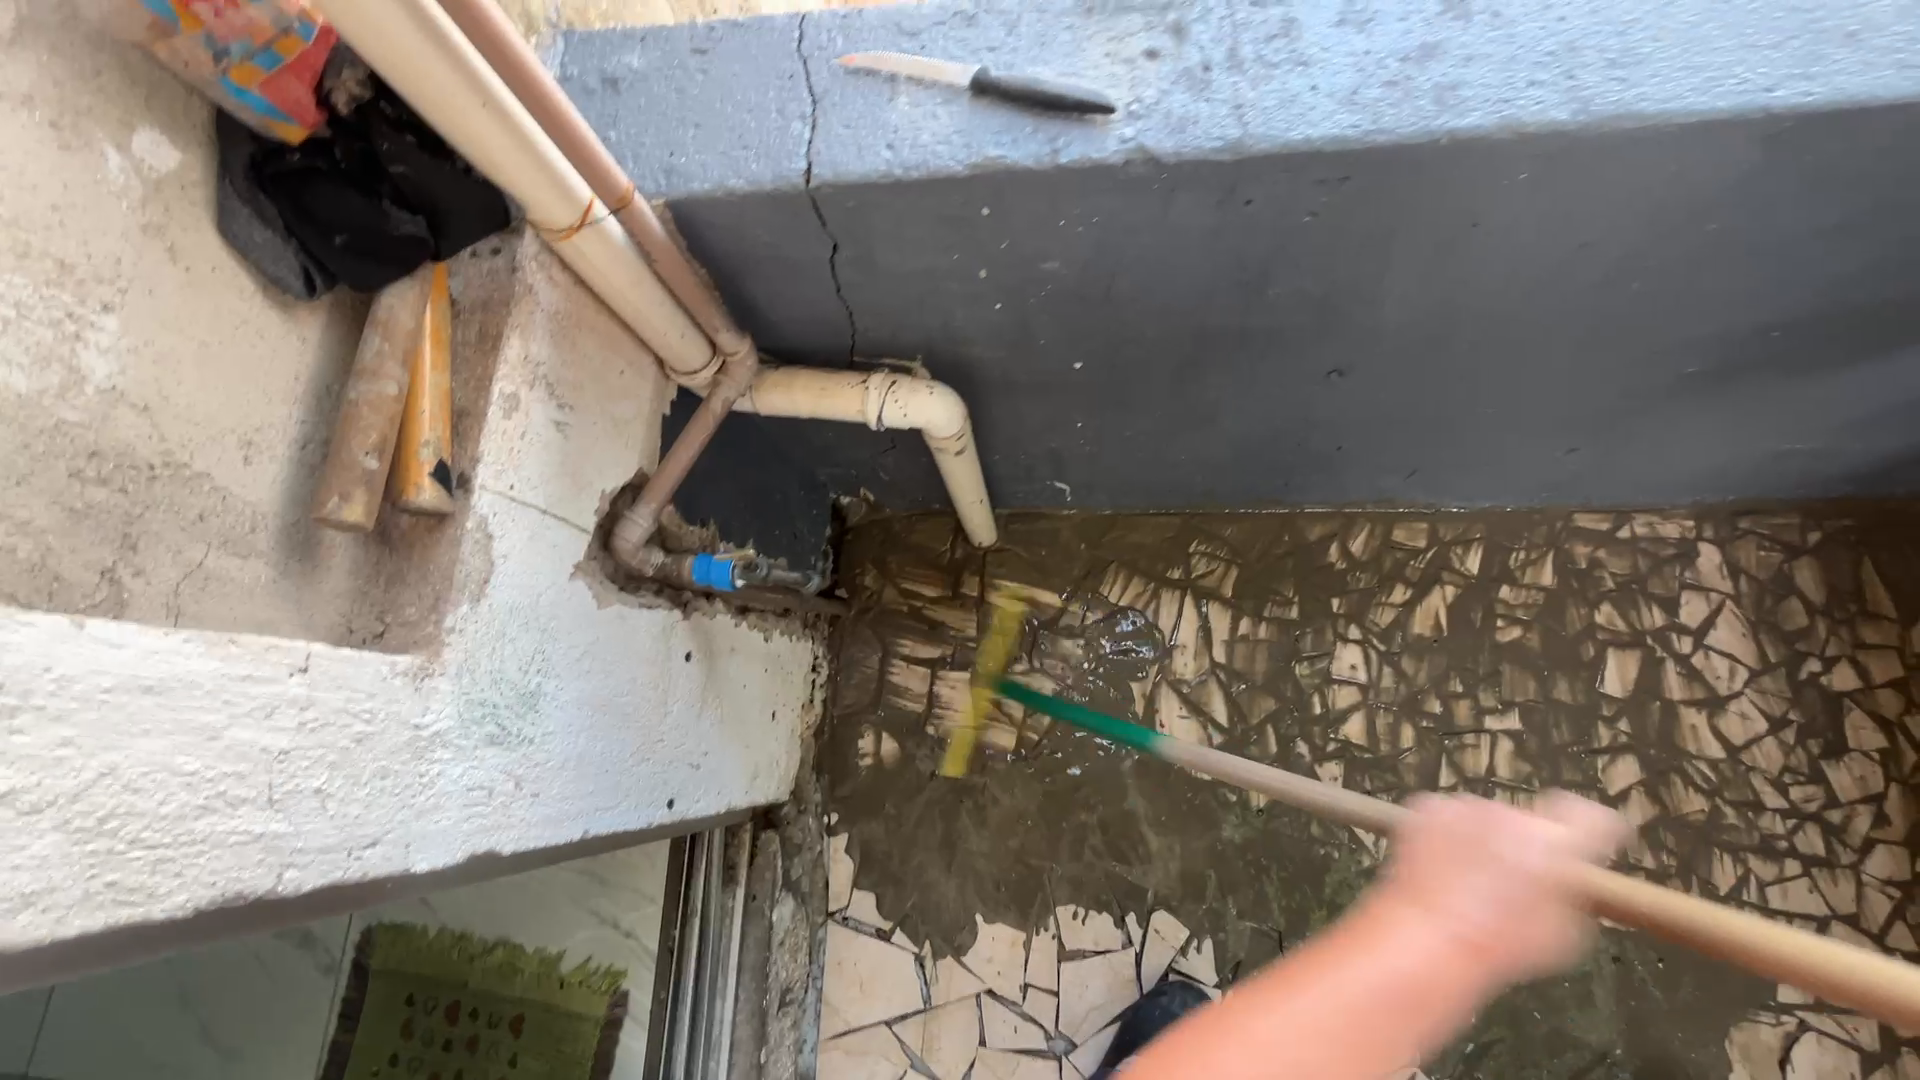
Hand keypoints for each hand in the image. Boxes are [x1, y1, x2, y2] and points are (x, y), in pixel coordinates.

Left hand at [1366, 791, 1627, 986]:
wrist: (1430, 933)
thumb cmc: (1501, 942)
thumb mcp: (1568, 931)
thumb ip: (1575, 892)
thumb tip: (1571, 881)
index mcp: (1557, 841)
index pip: (1590, 815)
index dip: (1588, 830)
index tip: (1584, 844)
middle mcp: (1513, 814)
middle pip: (1530, 820)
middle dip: (1528, 842)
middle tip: (1516, 878)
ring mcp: (1466, 806)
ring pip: (1487, 818)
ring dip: (1486, 838)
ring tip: (1473, 879)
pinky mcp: (1429, 806)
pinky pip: (1449, 816)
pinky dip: (1449, 834)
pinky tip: (1446, 865)